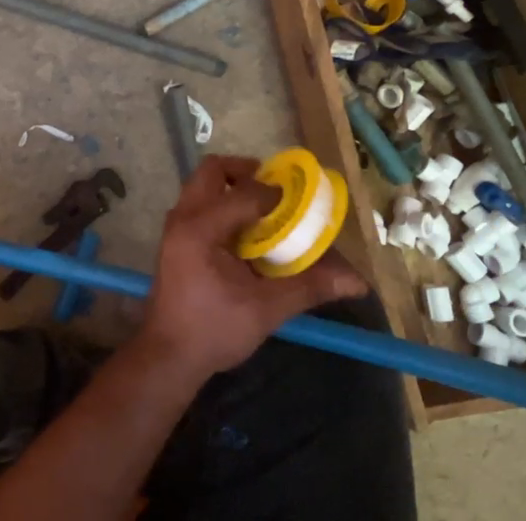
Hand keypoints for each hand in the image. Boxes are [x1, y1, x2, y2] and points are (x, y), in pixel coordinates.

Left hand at [137, 155, 365, 377]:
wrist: (168, 355)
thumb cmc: (213, 329)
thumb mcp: (266, 309)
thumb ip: (309, 287)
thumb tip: (356, 281)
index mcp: (200, 227)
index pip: (243, 193)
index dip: (276, 194)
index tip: (303, 206)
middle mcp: (182, 217)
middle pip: (212, 171)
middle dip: (246, 173)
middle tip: (277, 193)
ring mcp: (175, 227)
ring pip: (203, 186)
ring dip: (234, 189)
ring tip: (268, 213)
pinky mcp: (176, 240)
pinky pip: (200, 205)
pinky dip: (224, 206)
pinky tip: (250, 236)